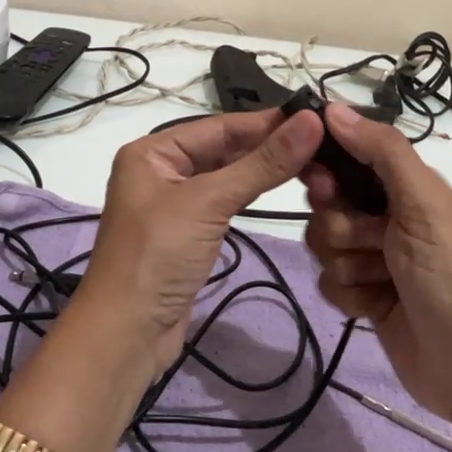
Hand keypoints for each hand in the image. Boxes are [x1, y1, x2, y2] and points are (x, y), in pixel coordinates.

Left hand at [80, 109, 324, 375]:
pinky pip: (224, 201)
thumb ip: (262, 164)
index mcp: (152, 151)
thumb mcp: (208, 203)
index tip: (317, 117)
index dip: (267, 122)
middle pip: (223, 148)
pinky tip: (281, 188)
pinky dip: (251, 194)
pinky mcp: (187, 233)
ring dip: (263, 170)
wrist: (127, 334)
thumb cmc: (158, 257)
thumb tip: (311, 121)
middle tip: (324, 144)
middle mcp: (160, 169)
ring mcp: (174, 203)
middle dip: (269, 146)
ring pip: (226, 175)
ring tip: (314, 163)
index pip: (220, 126)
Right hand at [303, 102, 451, 419]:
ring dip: (350, 265)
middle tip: (370, 239)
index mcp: (410, 188)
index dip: (329, 167)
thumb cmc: (451, 277)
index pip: (352, 157)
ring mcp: (376, 259)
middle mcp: (390, 217)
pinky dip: (351, 296)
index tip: (321, 182)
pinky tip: (378, 307)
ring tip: (383, 280)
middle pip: (328, 204)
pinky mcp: (364, 296)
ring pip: (324, 244)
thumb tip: (334, 108)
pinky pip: (329, 282)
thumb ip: (382, 152)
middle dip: (341, 225)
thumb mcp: (424, 204)